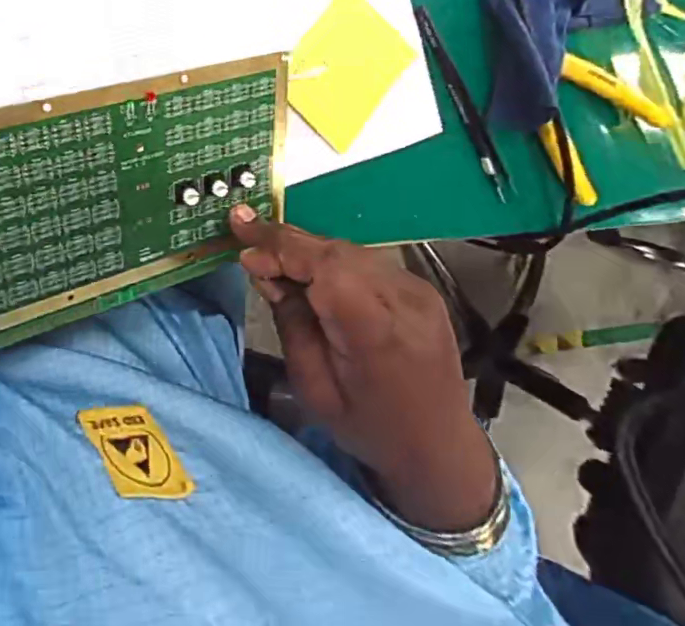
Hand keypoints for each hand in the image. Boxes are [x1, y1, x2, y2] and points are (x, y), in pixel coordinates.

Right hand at [230, 205, 496, 531]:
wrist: (442, 449)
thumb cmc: (370, 428)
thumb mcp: (314, 389)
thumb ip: (290, 324)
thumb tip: (266, 273)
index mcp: (377, 332)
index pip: (326, 266)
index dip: (281, 249)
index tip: (242, 246)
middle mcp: (405, 301)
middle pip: (335, 250)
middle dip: (284, 241)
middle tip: (243, 233)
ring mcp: (418, 290)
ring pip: (346, 249)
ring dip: (304, 248)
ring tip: (267, 254)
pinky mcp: (420, 288)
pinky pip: (362, 259)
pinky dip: (326, 258)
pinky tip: (304, 268)